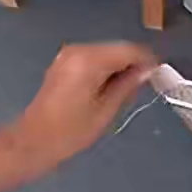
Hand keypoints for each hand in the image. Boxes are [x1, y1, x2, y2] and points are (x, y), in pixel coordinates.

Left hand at [0, 43, 157, 173]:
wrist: (32, 142)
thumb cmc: (70, 132)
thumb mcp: (106, 110)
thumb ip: (128, 85)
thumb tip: (147, 70)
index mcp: (89, 61)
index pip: (129, 50)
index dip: (147, 60)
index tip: (159, 73)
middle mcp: (78, 50)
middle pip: (117, 48)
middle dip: (133, 63)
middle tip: (145, 85)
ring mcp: (69, 54)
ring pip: (107, 52)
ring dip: (120, 66)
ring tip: (128, 90)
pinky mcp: (64, 62)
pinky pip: (94, 58)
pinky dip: (106, 68)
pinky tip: (109, 87)